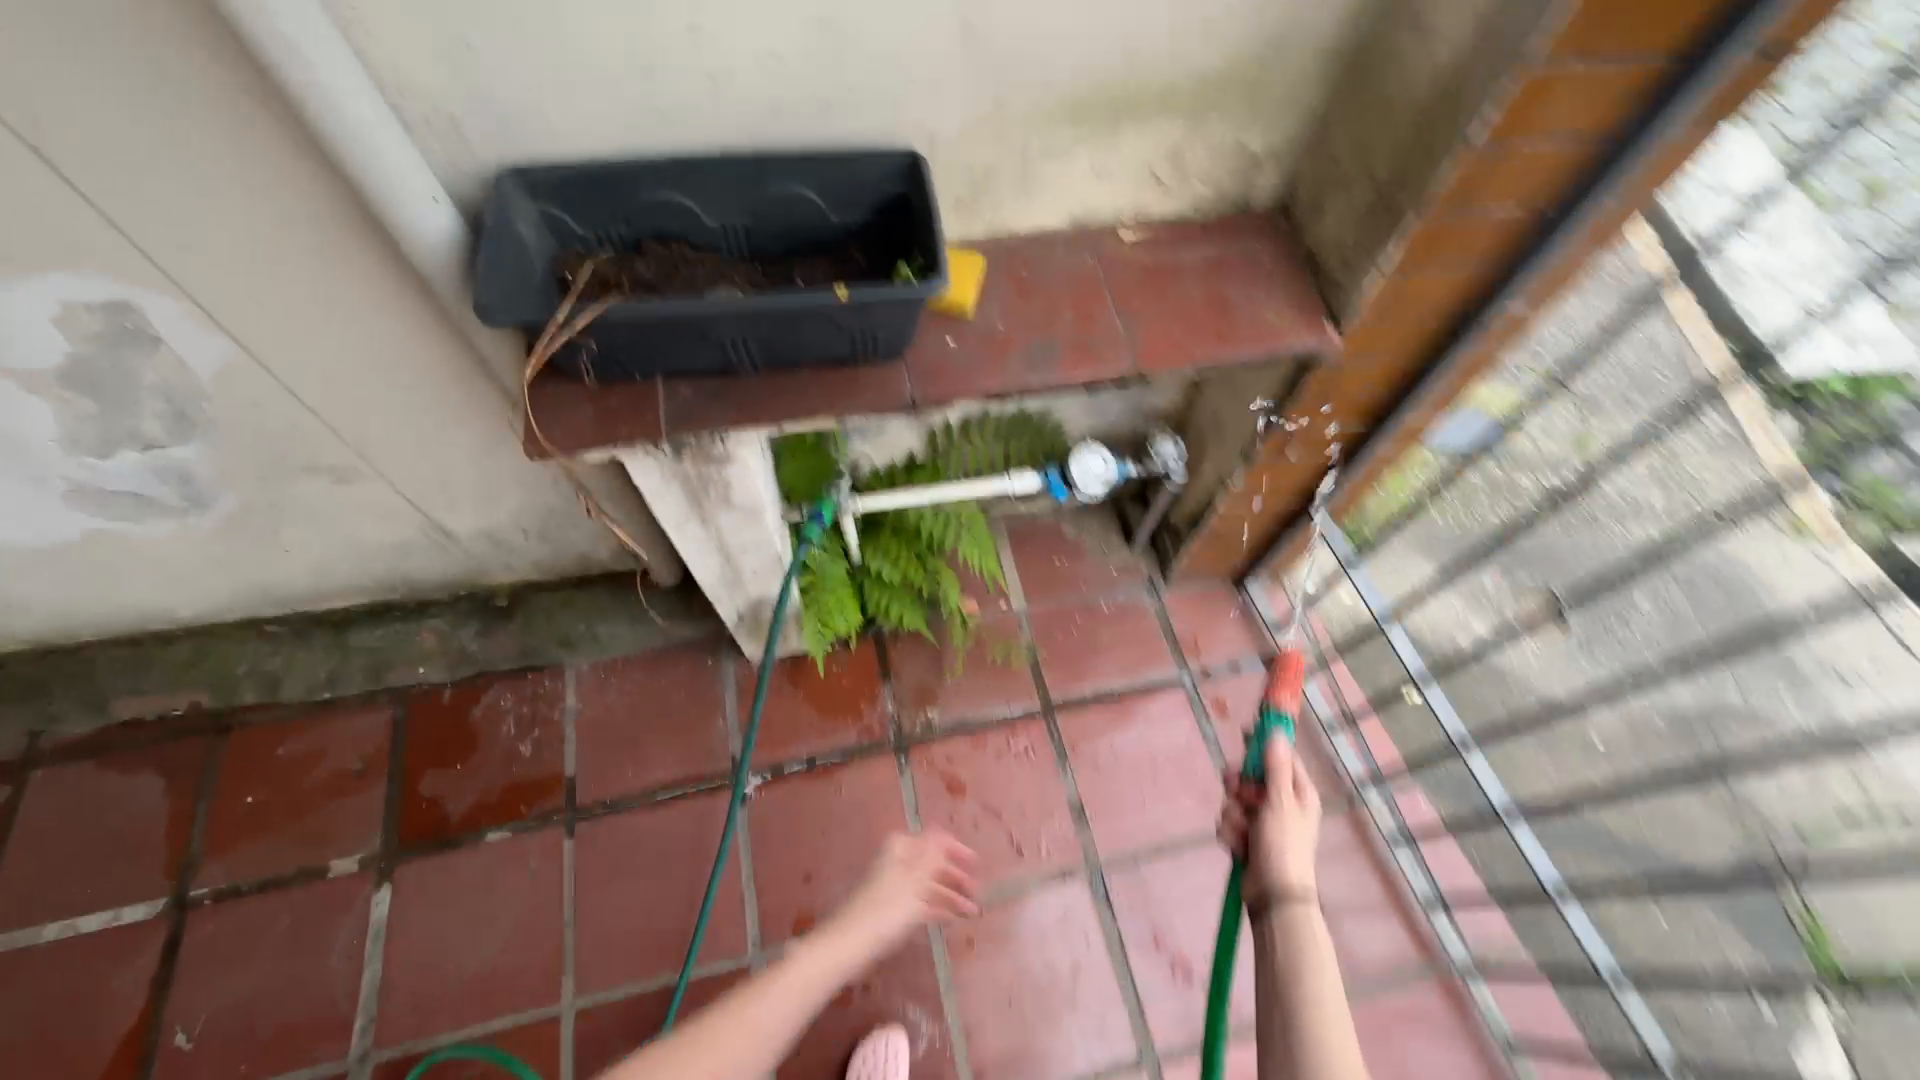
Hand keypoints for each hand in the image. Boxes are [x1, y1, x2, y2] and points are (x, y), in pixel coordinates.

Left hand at [825, 830, 979, 954]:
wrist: (851, 943)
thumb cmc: (886, 908)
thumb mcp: (914, 880)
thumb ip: (932, 856)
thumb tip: (943, 831)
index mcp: (902, 849)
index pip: (935, 841)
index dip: (956, 850)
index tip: (976, 864)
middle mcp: (900, 863)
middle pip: (934, 864)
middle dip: (956, 877)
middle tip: (977, 891)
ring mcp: (897, 887)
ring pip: (930, 885)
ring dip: (951, 896)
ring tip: (973, 911)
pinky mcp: (895, 909)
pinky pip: (922, 904)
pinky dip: (937, 909)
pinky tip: (953, 919)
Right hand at [1218, 737, 1321, 908]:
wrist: (1274, 895)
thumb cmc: (1283, 845)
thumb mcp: (1280, 802)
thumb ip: (1275, 767)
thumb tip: (1276, 732)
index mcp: (1298, 793)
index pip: (1282, 757)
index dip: (1264, 745)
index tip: (1245, 733)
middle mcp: (1281, 804)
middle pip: (1251, 777)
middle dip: (1239, 787)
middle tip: (1236, 791)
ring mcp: (1262, 822)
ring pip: (1234, 800)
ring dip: (1233, 815)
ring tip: (1242, 833)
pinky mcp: (1246, 838)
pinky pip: (1228, 822)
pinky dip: (1230, 833)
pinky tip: (1237, 847)